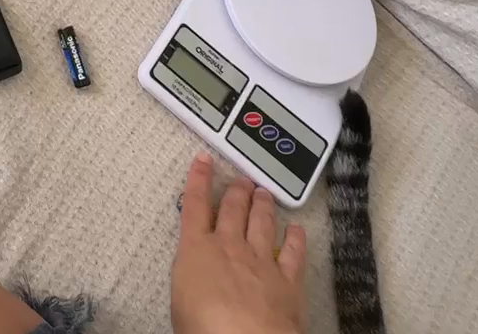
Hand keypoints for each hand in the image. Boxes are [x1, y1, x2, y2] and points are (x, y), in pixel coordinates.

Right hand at [172, 152, 307, 333]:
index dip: (199, 179)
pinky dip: (296, 238)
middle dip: (237, 191)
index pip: (194, 205)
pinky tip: (297, 229)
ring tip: (263, 192)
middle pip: (233, 209)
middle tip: (242, 179)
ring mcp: (260, 261)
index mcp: (196, 248)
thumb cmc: (201, 327)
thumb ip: (189, 276)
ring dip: (262, 205)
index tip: (204, 159)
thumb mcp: (180, 298)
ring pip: (261, 223)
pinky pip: (293, 253)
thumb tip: (195, 273)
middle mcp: (228, 246)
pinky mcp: (287, 281)